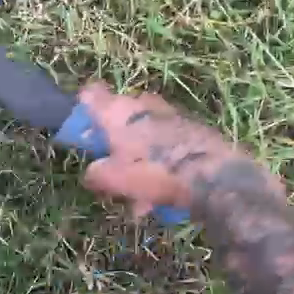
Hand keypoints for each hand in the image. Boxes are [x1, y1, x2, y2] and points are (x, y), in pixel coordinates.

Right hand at [77, 83, 280, 216]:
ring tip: (141, 199)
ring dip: (139, 162)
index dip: (82, 110)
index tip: (84, 130)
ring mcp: (169, 114)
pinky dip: (160, 164)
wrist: (211, 175)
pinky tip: (163, 195)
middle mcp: (141, 105)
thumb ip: (94, 173)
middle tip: (112, 171)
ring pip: (144, 136)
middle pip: (118, 119)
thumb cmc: (152, 171)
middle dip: (114, 145)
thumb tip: (93, 172)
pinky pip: (166, 145)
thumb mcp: (111, 178)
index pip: (89, 94)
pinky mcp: (192, 128)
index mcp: (116, 111)